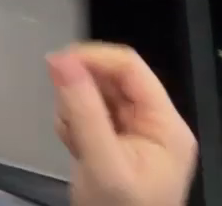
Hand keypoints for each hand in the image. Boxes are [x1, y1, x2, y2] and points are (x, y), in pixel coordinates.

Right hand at [48, 43, 196, 205]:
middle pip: (110, 76)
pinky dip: (72, 120)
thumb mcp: (102, 164)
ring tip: (72, 138)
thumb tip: (59, 59)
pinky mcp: (114, 140)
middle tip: (65, 113)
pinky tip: (73, 145)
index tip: (57, 66)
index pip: (129, 66)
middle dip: (80, 88)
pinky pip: (87, 110)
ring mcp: (134, 132)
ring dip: (74, 106)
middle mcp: (153, 122)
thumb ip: (82, 110)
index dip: (93, 58)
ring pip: (94, 91)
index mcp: (165, 124)